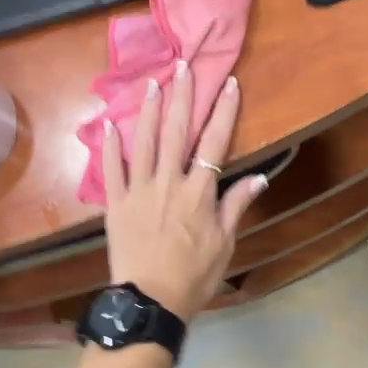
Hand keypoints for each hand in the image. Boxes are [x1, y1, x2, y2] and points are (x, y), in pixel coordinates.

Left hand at [102, 59, 267, 321]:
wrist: (150, 301)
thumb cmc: (194, 276)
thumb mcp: (225, 243)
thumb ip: (237, 206)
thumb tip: (259, 176)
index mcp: (198, 192)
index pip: (215, 143)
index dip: (223, 111)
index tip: (229, 84)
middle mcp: (169, 182)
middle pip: (176, 131)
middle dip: (182, 96)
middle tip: (183, 66)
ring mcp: (139, 191)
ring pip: (143, 142)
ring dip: (147, 110)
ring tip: (151, 82)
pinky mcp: (115, 204)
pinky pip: (111, 170)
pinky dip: (109, 146)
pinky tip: (108, 123)